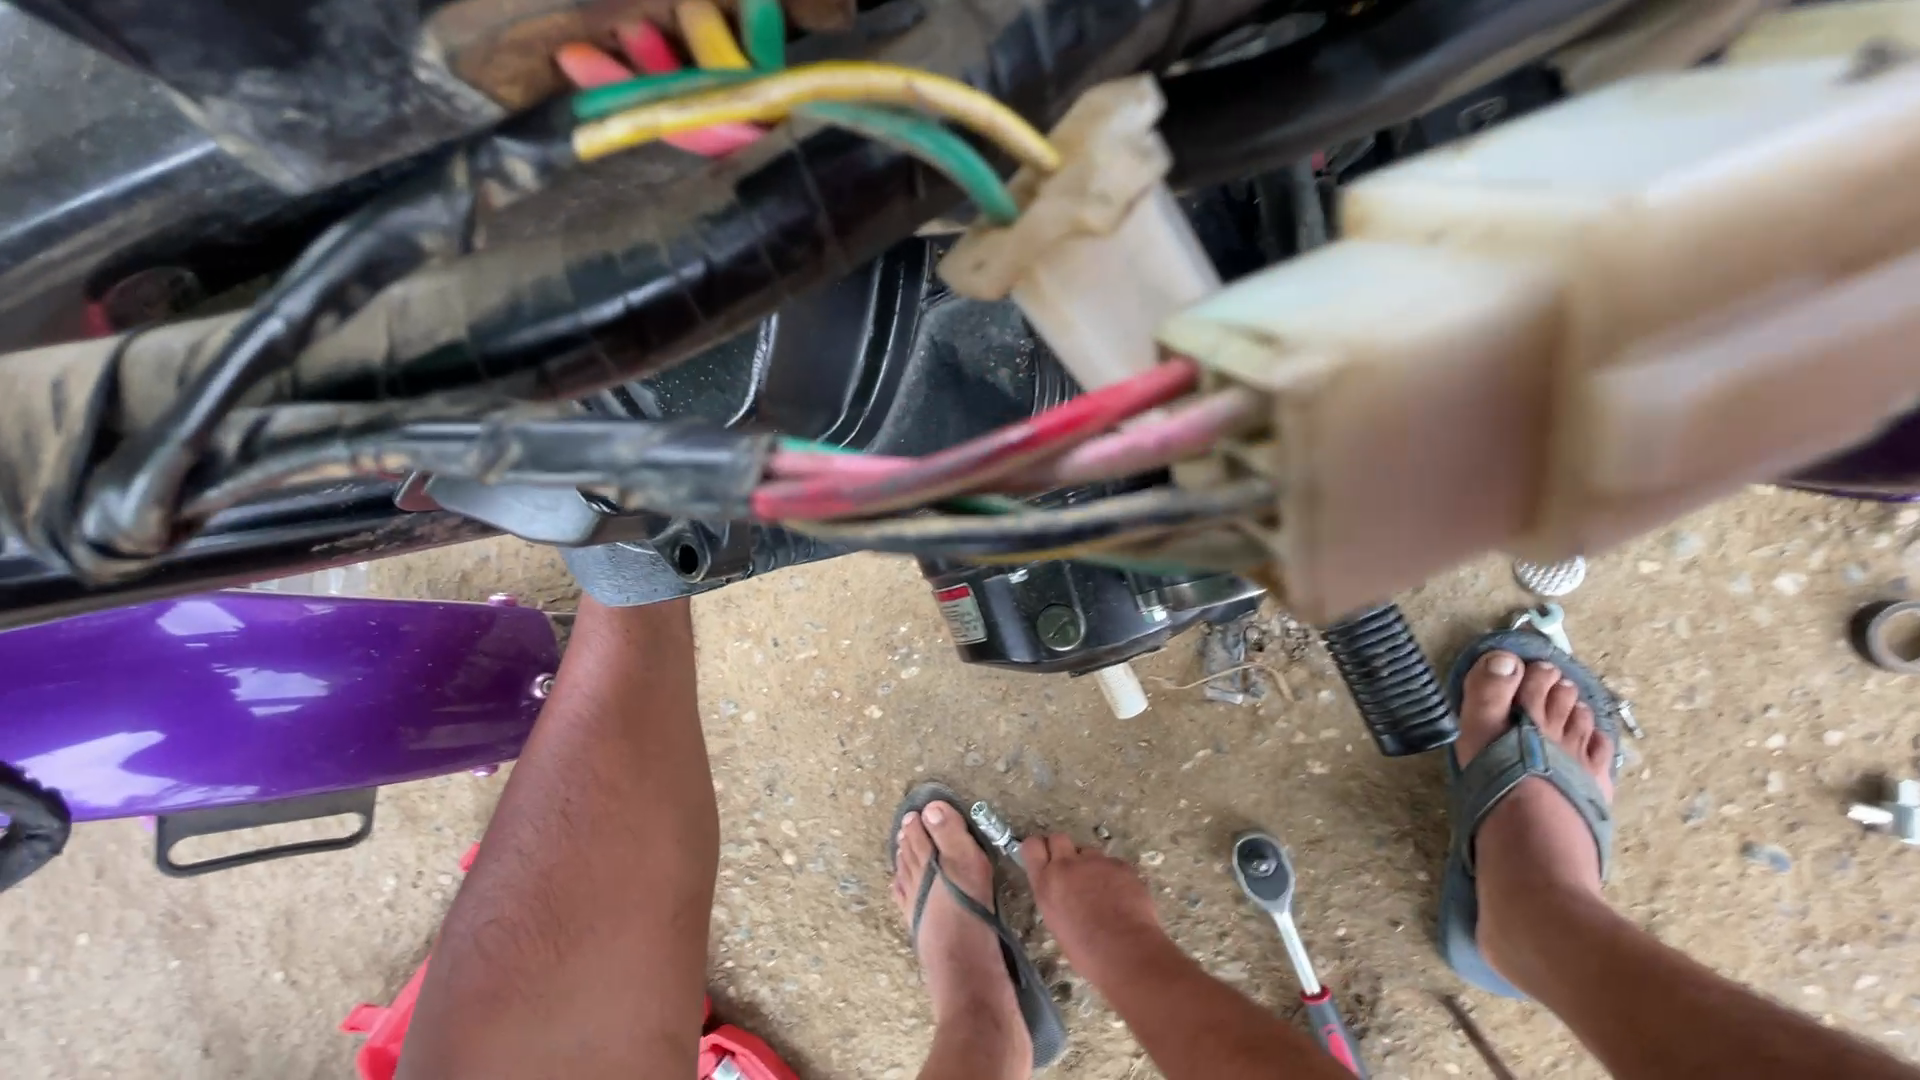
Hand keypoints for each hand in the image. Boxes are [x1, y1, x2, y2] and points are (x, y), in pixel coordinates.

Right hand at [1023, 834, 1167, 978]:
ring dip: (1092, 866)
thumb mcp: (1057, 923)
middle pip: (1059, 838)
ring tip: (1103, 892)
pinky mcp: (1120, 864)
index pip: (1032, 846)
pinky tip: (1123, 898)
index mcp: (1046, 884)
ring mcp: (1095, 861)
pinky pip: (1113, 864)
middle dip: (1064, 849)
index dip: (1039, 849)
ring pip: (1089, 852)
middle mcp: (1067, 865)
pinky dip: (1115, 876)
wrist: (1126, 952)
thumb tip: (1065, 892)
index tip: (1046, 857)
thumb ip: (1057, 897)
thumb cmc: (1087, 952)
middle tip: (1073, 870)